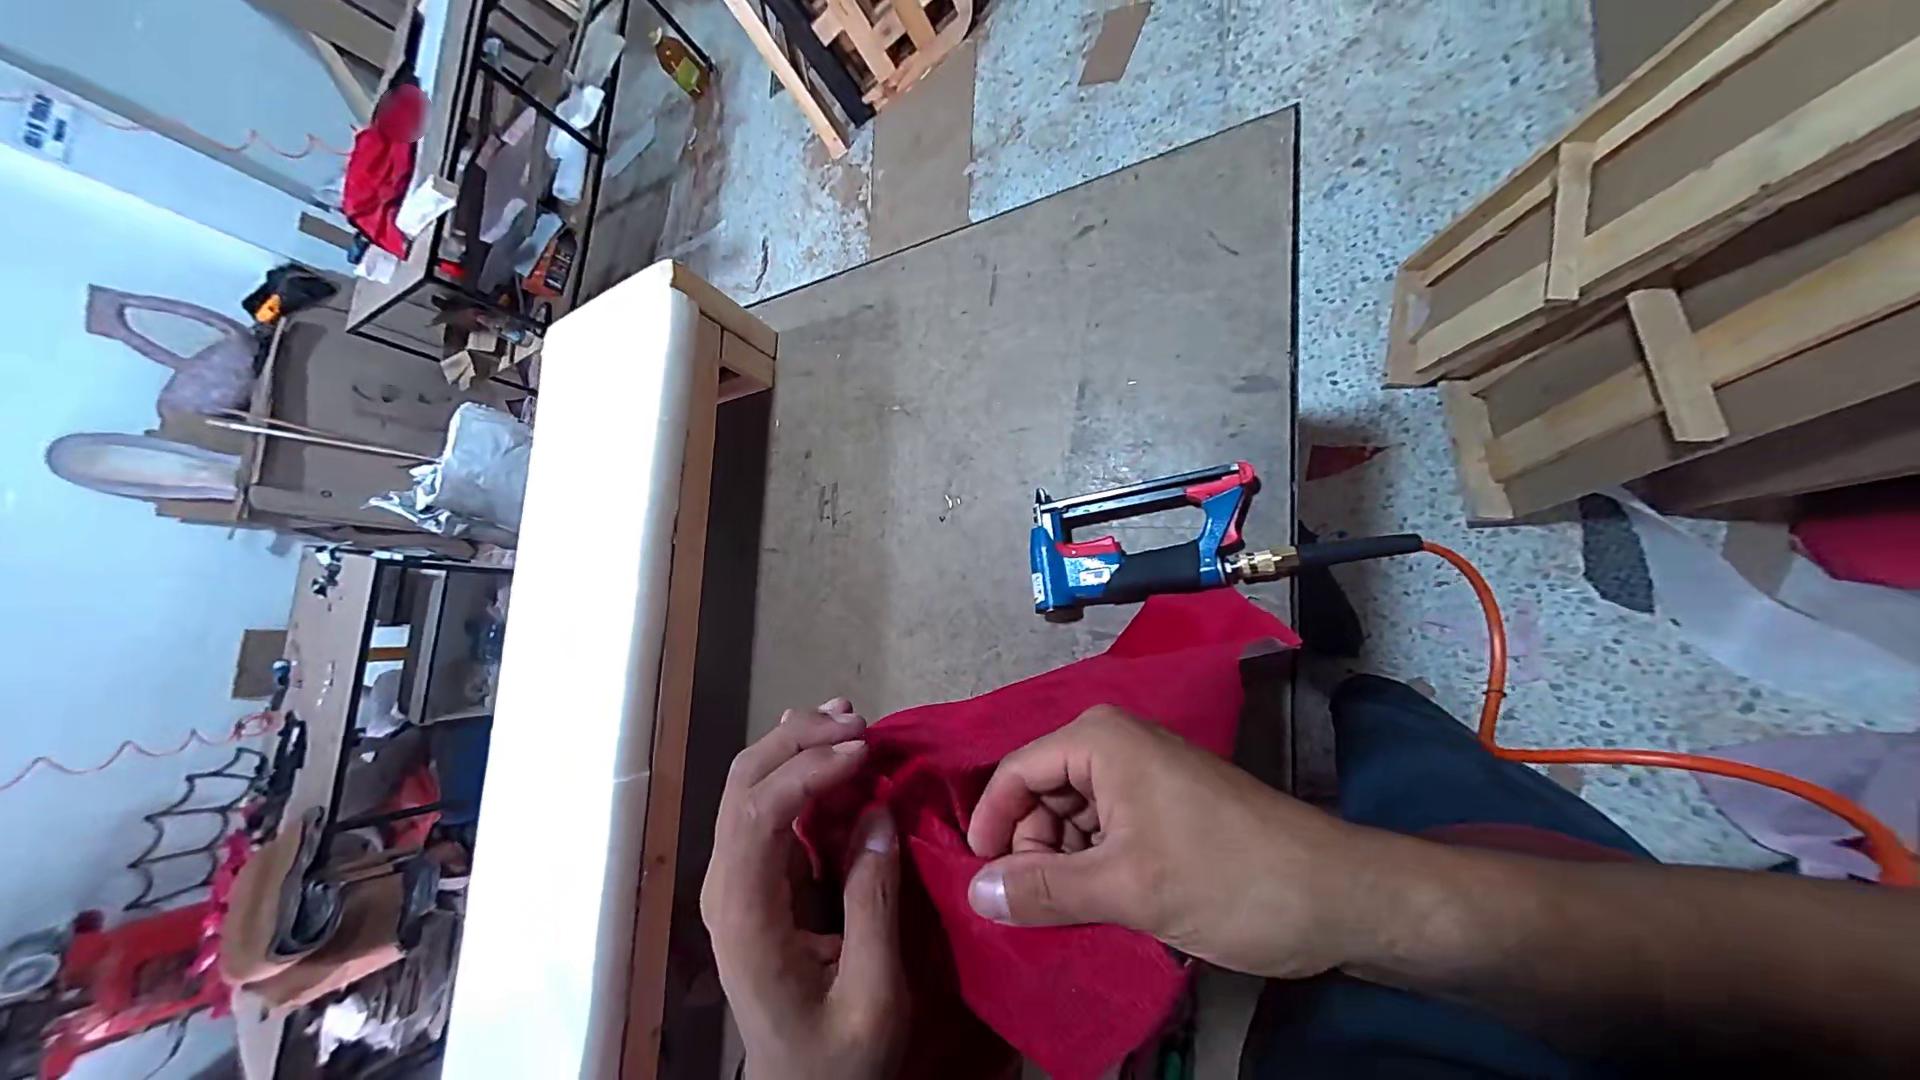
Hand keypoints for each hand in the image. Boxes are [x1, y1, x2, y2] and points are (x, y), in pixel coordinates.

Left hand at [702, 699, 906, 1079]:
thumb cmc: (836, 1054)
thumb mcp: (874, 996)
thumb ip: (874, 903)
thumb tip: (877, 811)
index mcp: (744, 915)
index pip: (759, 814)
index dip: (809, 770)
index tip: (865, 753)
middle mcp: (726, 881)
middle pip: (746, 780)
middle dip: (801, 739)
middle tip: (862, 725)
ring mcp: (736, 871)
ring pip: (752, 778)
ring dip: (799, 740)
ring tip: (851, 720)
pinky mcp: (756, 867)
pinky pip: (770, 795)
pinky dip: (802, 760)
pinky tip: (832, 741)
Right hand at [964, 705, 1408, 978]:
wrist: (1336, 893)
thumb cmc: (1226, 876)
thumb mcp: (1126, 889)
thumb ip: (1042, 889)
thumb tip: (973, 894)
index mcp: (1098, 739)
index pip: (1016, 773)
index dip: (991, 825)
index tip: (979, 881)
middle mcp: (1112, 741)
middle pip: (1042, 792)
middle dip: (1032, 848)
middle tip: (1037, 908)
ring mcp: (1139, 767)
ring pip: (1071, 813)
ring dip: (1063, 862)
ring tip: (1078, 911)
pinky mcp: (1159, 797)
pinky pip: (1102, 823)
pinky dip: (1092, 861)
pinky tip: (1104, 900)